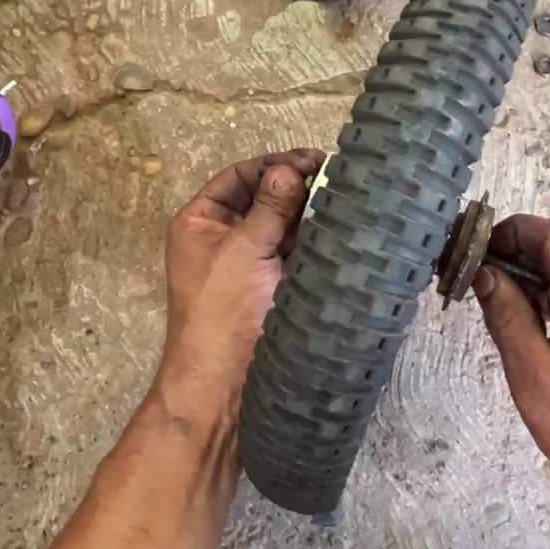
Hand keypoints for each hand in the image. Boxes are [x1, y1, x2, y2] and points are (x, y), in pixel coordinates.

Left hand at [155, 149, 324, 425]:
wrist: (225, 389)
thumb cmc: (223, 312)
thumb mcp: (244, 250)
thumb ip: (270, 207)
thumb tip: (291, 168)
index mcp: (201, 222)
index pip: (239, 176)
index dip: (274, 164)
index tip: (313, 159)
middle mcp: (225, 237)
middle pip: (265, 198)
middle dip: (298, 187)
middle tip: (338, 176)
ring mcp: (253, 262)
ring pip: (286, 225)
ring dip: (312, 213)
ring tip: (348, 198)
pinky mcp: (277, 285)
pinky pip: (299, 252)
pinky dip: (318, 240)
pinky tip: (345, 227)